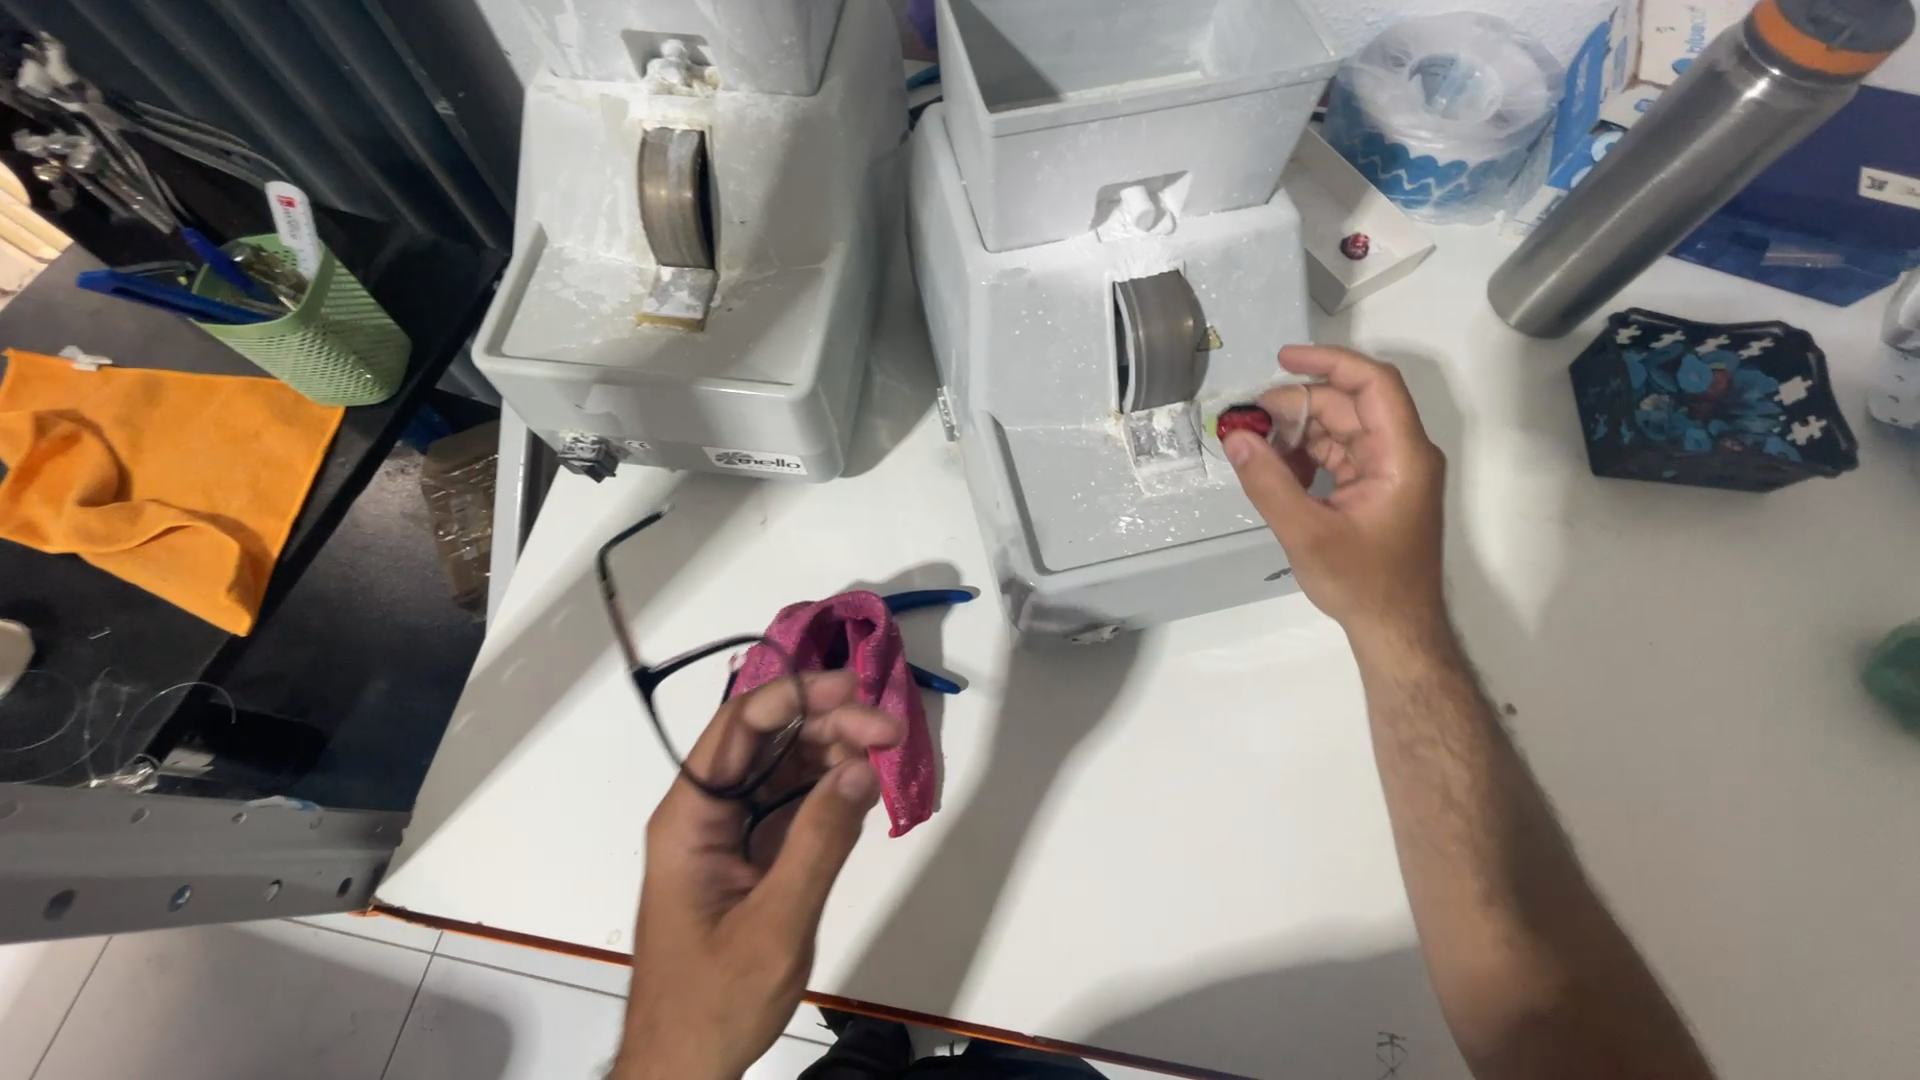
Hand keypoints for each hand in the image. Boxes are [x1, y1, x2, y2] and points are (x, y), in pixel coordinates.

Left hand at [617, 671, 900, 1079]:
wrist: (684, 1072)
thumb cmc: (716, 1002)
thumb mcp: (776, 925)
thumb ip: (819, 842)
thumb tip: (863, 767)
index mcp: (690, 817)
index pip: (739, 728)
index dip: (794, 696)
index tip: (852, 690)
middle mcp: (707, 812)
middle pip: (767, 742)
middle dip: (827, 724)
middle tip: (889, 732)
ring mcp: (730, 833)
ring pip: (783, 769)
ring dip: (832, 753)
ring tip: (884, 752)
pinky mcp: (751, 856)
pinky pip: (791, 805)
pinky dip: (828, 791)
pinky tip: (862, 786)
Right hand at [1223, 346, 1447, 644]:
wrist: (1395, 629)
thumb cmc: (1362, 583)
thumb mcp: (1306, 533)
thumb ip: (1267, 482)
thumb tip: (1234, 436)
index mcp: (1402, 456)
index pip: (1372, 385)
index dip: (1328, 363)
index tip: (1282, 359)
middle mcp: (1402, 454)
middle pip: (1349, 407)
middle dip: (1297, 407)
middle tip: (1249, 420)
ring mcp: (1390, 472)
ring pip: (1341, 430)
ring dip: (1298, 433)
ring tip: (1257, 447)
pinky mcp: (1375, 490)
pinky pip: (1338, 456)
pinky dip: (1306, 457)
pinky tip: (1277, 470)